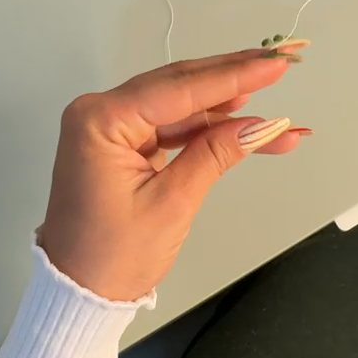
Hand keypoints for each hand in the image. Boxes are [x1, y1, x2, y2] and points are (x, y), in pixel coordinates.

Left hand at [39, 47, 309, 301]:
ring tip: (273, 92)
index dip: (232, 76)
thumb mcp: (171, 203)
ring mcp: (111, 126)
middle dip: (231, 77)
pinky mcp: (122, 143)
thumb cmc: (115, 255)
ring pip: (178, 103)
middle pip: (177, 85)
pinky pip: (170, 125)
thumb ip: (216, 154)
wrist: (78, 293)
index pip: (178, 88)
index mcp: (101, 120)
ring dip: (225, 105)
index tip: (275, 64)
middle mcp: (101, 112)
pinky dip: (206, 127)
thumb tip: (264, 126)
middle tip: (279, 64)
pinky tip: (244, 123)